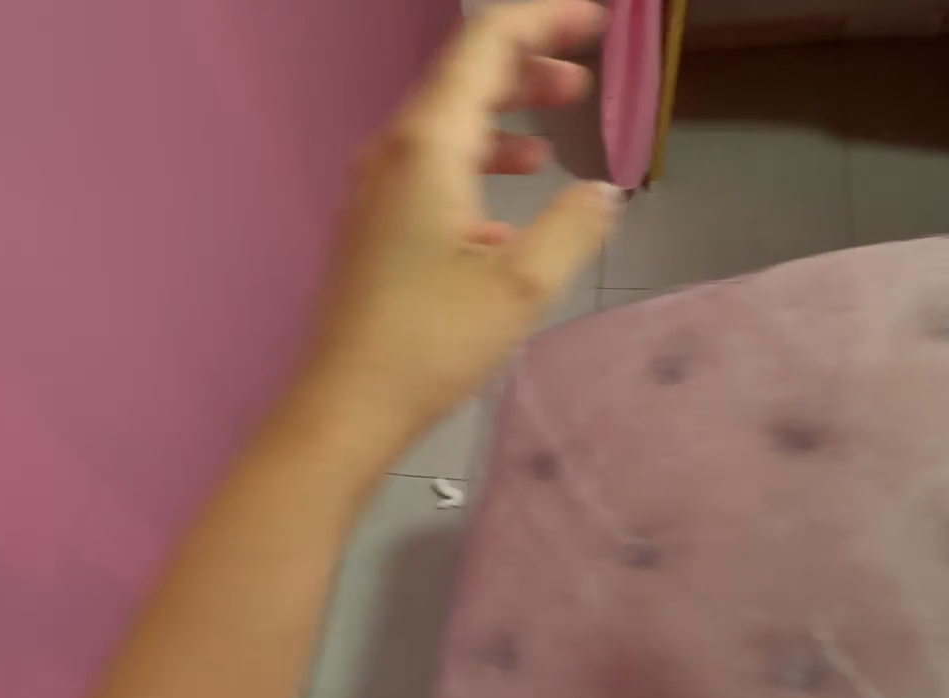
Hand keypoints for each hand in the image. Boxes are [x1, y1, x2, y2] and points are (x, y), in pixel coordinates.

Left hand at [294, 0, 618, 434]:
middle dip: (526, 74)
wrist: (346, 408)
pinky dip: (470, 177)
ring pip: (443, 136)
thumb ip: (573, 226)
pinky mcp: (368, 235)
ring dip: (499, 130)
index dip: (543, 20)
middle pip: (461, 84)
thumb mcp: (521, 286)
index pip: (485, 44)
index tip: (596, 22)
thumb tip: (602, 193)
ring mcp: (371, 197)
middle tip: (580, 84)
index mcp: (425, 147)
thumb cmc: (430, 345)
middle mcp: (390, 156)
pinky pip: (425, 181)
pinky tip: (500, 221)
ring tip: (547, 149)